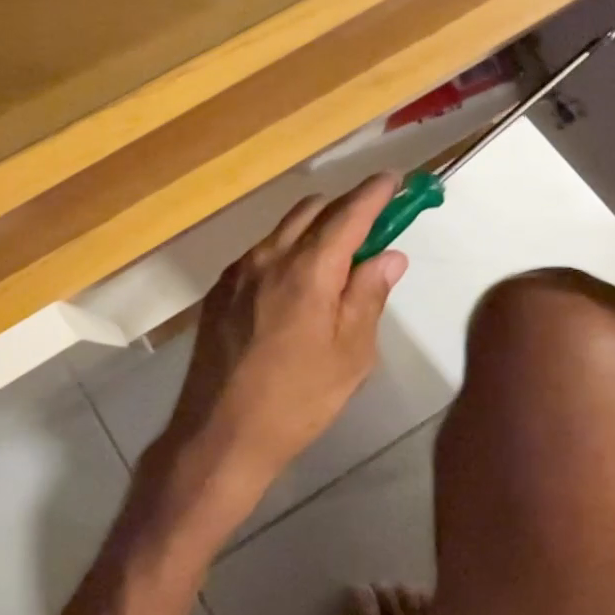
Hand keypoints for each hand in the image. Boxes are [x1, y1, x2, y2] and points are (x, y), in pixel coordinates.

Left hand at [156, 174, 410, 494]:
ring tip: (337, 259)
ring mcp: (237, 272)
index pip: (349, 213)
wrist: (219, 434)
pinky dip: (286, 252)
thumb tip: (388, 256)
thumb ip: (368, 296)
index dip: (376, 193)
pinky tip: (296, 285)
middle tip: (373, 227)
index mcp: (308, 270)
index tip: (396, 180)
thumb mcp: (351, 355)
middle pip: (312, 210)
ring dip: (314, 229)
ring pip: (282, 230)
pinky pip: (260, 255)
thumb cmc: (297, 401)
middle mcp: (269, 258)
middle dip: (346, 207)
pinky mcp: (218, 292)